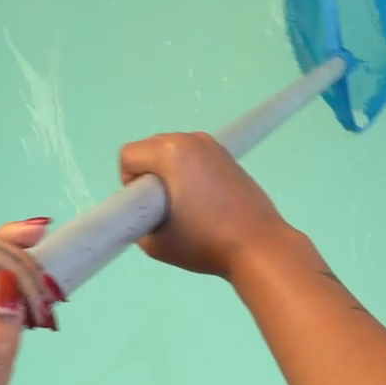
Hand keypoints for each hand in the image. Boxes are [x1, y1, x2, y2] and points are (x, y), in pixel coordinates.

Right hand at [119, 132, 294, 277]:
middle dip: (150, 176)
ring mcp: (213, 145)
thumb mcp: (155, 244)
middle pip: (151, 148)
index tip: (146, 210)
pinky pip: (195, 158)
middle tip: (164, 210)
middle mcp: (191, 139)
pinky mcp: (228, 156)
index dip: (129, 185)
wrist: (256, 245)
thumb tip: (145, 214)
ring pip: (174, 152)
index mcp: (170, 152)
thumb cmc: (204, 243)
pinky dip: (190, 174)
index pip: (129, 155)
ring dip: (170, 174)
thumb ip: (138, 224)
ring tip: (185, 208)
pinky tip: (203, 203)